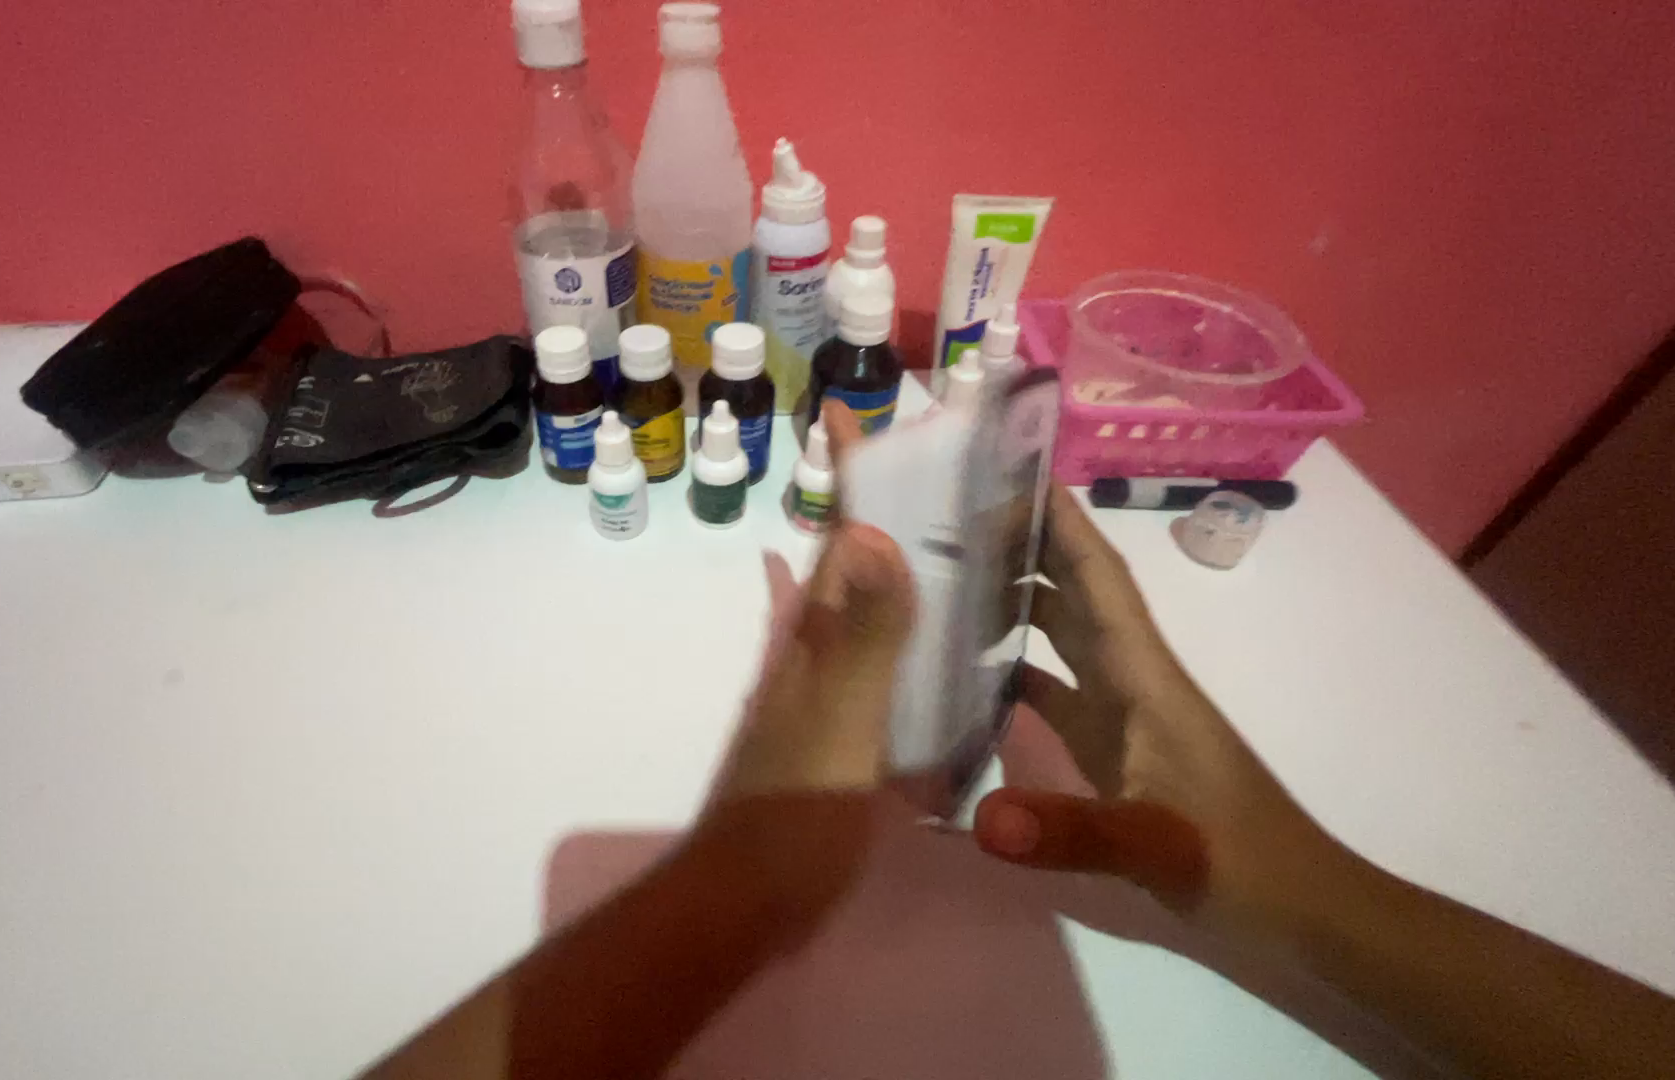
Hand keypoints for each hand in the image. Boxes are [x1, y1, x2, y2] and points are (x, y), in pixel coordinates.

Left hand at [691, 402, 915, 923]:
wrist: (753, 890)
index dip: (844, 475)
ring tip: (922, 534)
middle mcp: (811, 648)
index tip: (844, 414)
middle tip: (920, 470)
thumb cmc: (799, 805)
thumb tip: (867, 533)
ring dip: (873, 566)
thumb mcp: (842, 718)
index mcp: (818, 635)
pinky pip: (854, 668)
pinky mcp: (828, 729)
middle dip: (869, 509)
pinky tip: (890, 640)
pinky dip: (868, 643)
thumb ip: (863, 634)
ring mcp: (815, 688)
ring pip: (848, 609)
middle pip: (843, 563)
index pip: (836, 536)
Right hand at [975, 488, 1355, 941]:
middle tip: (952, 518)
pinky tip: (969, 667)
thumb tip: (982, 819)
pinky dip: (1012, 666)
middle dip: (1021, 546)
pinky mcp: (1105, 743)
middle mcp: (1127, 676)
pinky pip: (1049, 685)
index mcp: (1143, 675)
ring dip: (1013, 598)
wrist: (1303, 916)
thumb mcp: (1162, 848)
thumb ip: (1076, 833)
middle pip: (1071, 592)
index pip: (1098, 578)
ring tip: (951, 576)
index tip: (1011, 476)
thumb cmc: (1242, 866)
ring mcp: (1116, 709)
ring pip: (1059, 633)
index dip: (1061, 523)